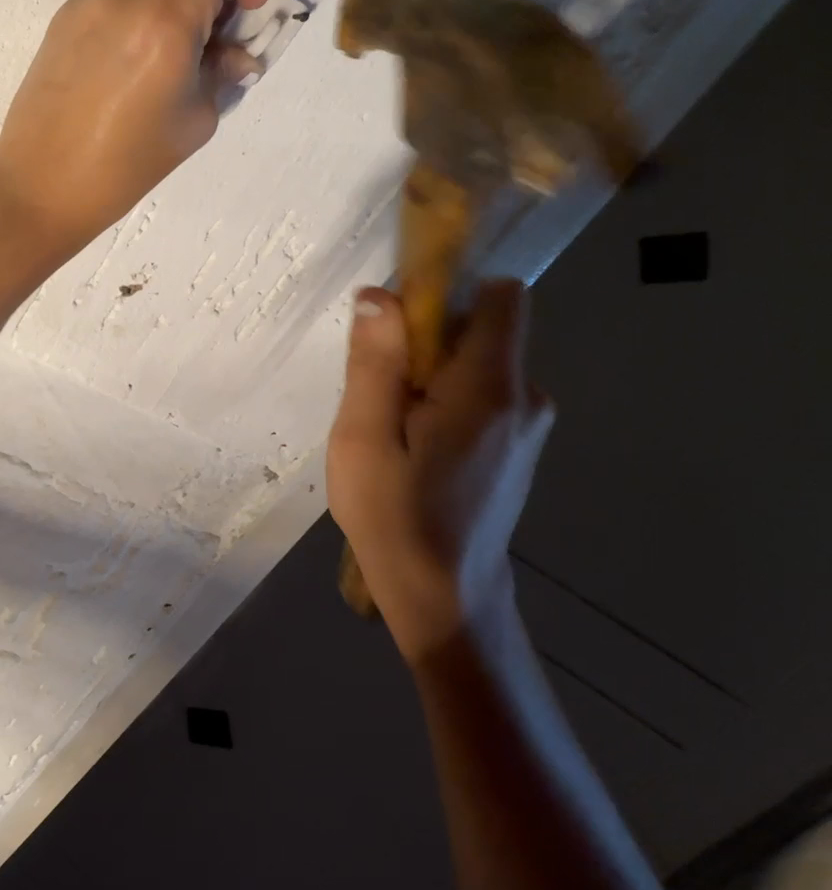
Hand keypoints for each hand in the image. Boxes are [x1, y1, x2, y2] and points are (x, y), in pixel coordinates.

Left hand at [0, 0, 278, 251]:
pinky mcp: (62, 17)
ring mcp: (86, 1)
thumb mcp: (195, 122)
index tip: (247, 7)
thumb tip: (234, 49)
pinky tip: (137, 52)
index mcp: (164, 18)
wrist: (38, 190)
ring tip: (176, 42)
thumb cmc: (121, 170)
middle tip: (213, 31)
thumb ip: (222, 68)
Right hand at [326, 281, 554, 663]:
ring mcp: (527, 424)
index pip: (500, 298)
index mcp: (490, 388)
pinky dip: (441, 407)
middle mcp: (525, 396)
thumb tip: (379, 296)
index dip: (446, 296)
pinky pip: (477, 397)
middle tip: (376, 401)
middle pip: (478, 333)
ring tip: (389, 434)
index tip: (395, 329)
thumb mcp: (363, 436)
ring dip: (426, 382)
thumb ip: (375, 364)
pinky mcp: (517, 446)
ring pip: (472, 368)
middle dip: (421, 349)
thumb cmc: (394, 514)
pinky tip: (412, 452)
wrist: (442, 593)